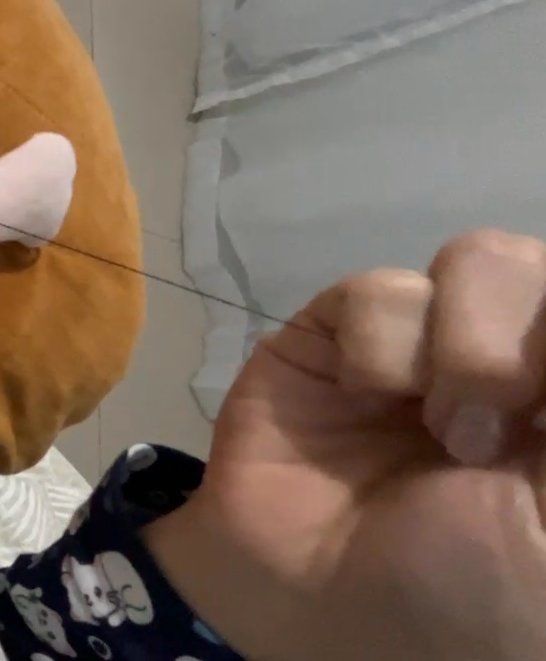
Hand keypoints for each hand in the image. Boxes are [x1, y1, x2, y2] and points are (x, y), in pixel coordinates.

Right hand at [144, 229, 545, 660]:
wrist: (328, 593)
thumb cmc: (495, 589)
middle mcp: (522, 363)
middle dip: (529, 343)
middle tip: (513, 420)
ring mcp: (426, 344)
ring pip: (482, 262)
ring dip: (467, 347)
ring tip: (444, 423)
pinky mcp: (333, 336)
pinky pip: (375, 291)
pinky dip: (381, 349)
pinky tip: (370, 398)